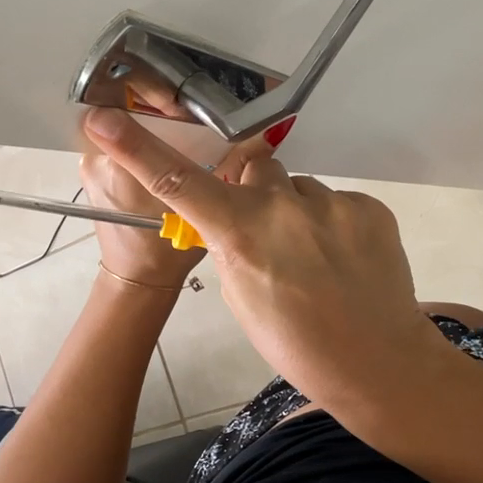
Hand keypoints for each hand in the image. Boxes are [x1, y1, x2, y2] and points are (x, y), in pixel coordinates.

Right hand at [80, 108, 460, 414]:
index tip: (102, 118)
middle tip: (270, 235)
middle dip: (254, 190)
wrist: (379, 364)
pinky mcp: (370, 206)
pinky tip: (345, 260)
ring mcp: (332, 203)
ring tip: (318, 259)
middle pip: (254, 169)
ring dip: (297, 213)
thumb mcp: (241, 298)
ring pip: (298, 189)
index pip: (178, 182)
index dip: (136, 148)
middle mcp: (283, 206)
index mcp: (241, 235)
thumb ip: (231, 246)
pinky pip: (336, 202)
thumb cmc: (297, 346)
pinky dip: (334, 224)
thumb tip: (237, 219)